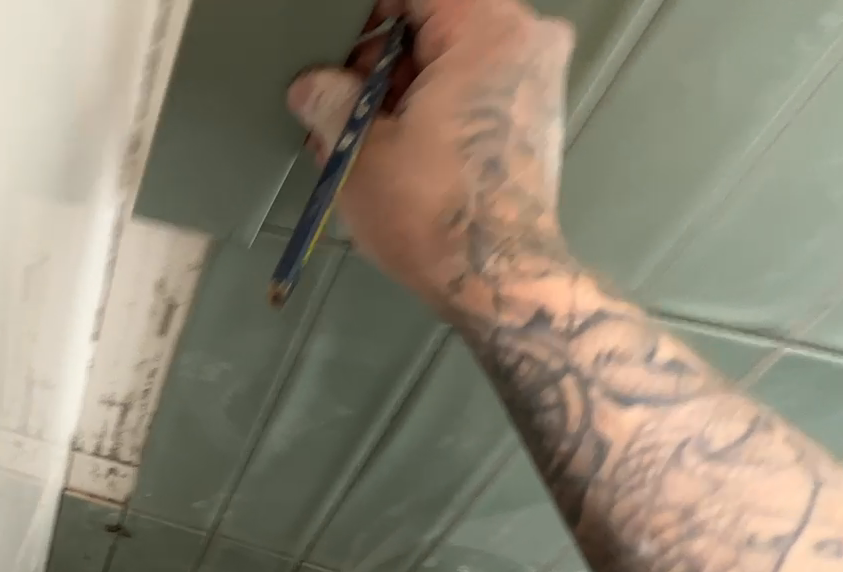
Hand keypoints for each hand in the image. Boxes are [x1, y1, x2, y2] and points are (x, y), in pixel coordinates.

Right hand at [285, 0, 573, 312]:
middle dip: (376, 65)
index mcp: (489, 31)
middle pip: (435, 26)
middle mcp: (525, 42)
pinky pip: (467, 96)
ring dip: (394, 96)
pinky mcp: (527, 123)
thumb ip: (329, 102)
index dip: (366, 16)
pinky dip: (424, 114)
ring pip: (449, 65)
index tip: (333, 50)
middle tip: (332, 109)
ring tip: (350, 143)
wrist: (489, 274)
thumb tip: (309, 85)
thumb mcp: (359, 151)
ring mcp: (533, 83)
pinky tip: (385, 156)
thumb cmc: (427, 208)